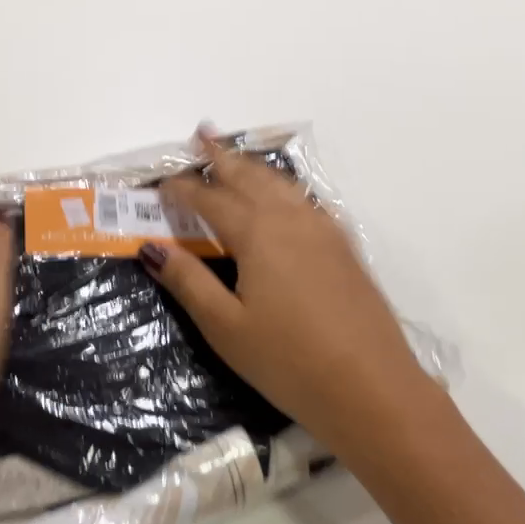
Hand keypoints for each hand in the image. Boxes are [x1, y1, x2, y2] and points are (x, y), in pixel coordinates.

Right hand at [147, 131, 437, 452]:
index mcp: (256, 233)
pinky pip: (305, 200)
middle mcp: (290, 218)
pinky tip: (283, 198)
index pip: (210, 198)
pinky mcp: (344, 246)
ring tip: (235, 157)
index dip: (183, 189)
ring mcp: (323, 229)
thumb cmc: (289, 361)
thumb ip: (189, 282)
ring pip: (281, 183)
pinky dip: (283, 187)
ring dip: (253, 167)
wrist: (373, 388)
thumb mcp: (226, 327)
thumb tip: (152, 247)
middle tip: (201, 136)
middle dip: (222, 156)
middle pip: (249, 176)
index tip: (161, 185)